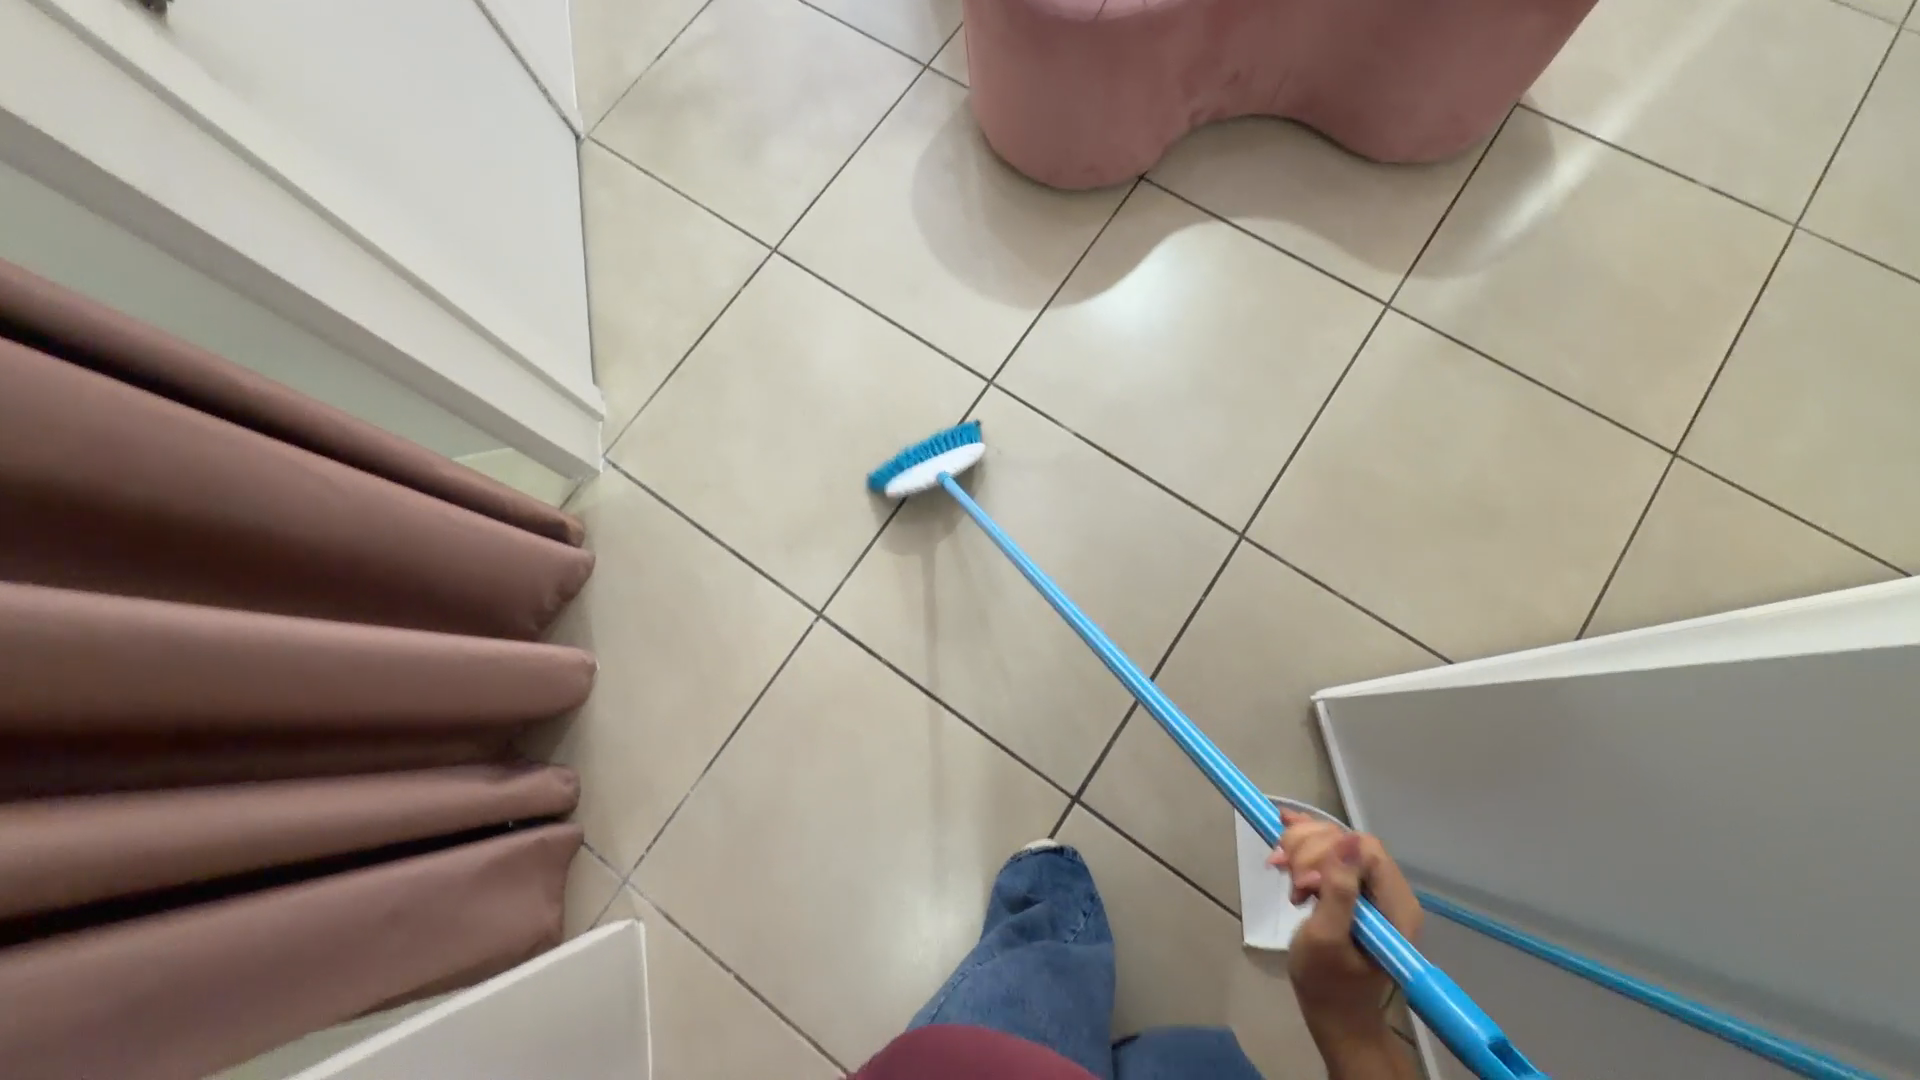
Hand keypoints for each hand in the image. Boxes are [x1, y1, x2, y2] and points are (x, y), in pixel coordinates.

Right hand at [1267, 810, 1422, 1045]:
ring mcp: (1373, 891)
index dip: (1325, 851)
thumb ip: (1338, 891)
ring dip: (1301, 850)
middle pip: (1347, 841)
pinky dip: (1303, 854)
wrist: (1333, 1013)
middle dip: (1308, 849)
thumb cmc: (1327, 982)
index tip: (1297, 878)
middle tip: (1281, 870)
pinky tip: (1283, 859)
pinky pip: (1330, 855)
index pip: (1364, 849)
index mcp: (1396, 906)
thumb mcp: (1326, 938)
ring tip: (1279, 868)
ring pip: (1335, 843)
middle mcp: (1391, 891)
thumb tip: (1348, 841)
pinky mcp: (1356, 891)